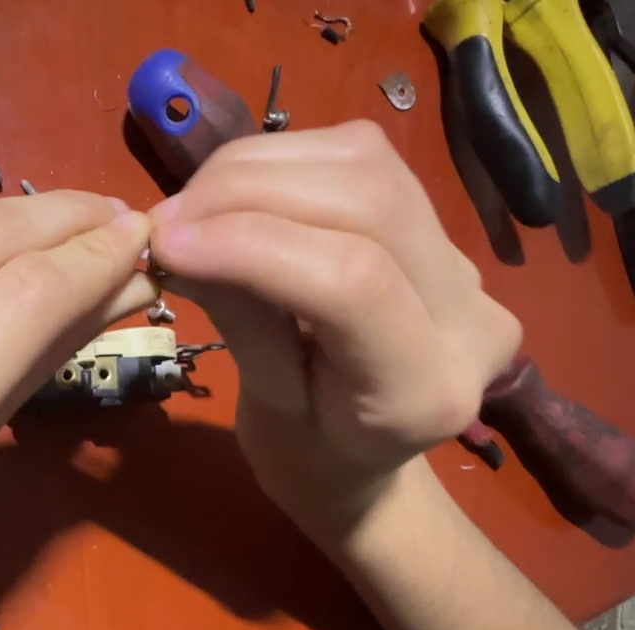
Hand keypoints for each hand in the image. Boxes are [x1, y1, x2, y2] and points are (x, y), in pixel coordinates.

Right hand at [147, 121, 521, 537]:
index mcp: (424, 390)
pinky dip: (281, 164)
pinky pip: (363, 164)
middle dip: (248, 191)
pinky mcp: (442, 230)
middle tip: (165, 220)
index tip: (165, 242)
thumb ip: (243, 320)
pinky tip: (232, 196)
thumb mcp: (266, 412)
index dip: (251, 244)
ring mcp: (467, 262)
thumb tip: (183, 237)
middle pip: (367, 199)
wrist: (363, 461)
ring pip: (366, 163)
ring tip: (190, 209)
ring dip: (258, 169)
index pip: (352, 282)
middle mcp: (469, 313)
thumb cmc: (307, 461)